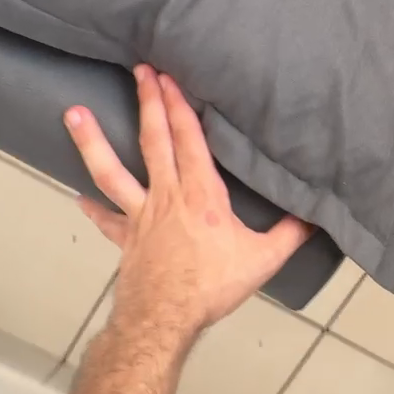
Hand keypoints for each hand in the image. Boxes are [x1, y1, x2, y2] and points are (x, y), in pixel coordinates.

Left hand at [65, 65, 311, 337]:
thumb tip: (319, 214)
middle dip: (149, 103)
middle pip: (154, 141)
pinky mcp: (126, 239)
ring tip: (74, 112)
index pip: (189, 140)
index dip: (180, 106)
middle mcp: (168, 196)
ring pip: (112, 171)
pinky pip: (107, 218)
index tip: (169, 77)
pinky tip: (79, 196)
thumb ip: (292, 232)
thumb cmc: (213, 286)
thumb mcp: (265, 258)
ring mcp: (141, 216)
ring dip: (92, 141)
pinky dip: (93, 205)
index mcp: (202, 194)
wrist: (162, 322)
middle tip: (140, 71)